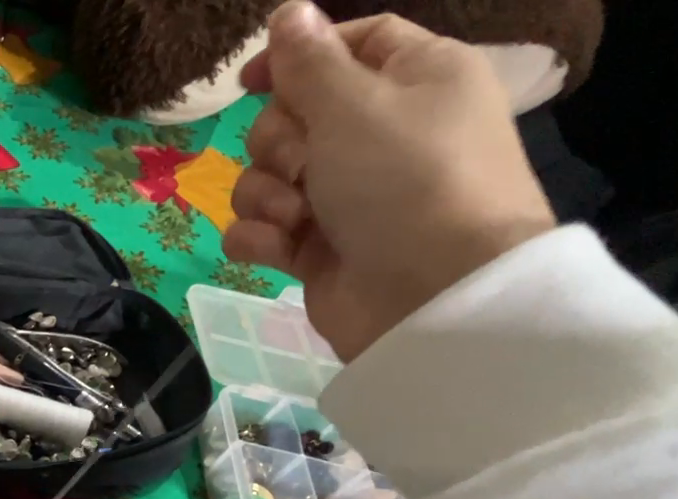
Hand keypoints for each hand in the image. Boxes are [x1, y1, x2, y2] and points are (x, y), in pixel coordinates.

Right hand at [225, 2, 556, 359]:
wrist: (427, 291)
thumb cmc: (404, 180)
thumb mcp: (355, 105)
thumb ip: (310, 62)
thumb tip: (287, 11)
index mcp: (410, 80)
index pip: (351, 45)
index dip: (299, 56)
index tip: (250, 81)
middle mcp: (376, 133)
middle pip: (293, 117)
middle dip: (278, 144)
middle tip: (303, 164)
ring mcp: (342, 194)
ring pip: (265, 178)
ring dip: (265, 197)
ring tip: (297, 218)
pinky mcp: (313, 245)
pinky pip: (259, 229)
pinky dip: (261, 238)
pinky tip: (281, 249)